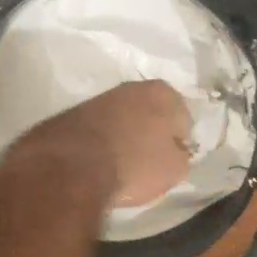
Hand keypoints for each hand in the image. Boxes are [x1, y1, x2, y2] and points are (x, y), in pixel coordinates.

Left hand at [8, 80, 191, 206]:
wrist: (73, 165)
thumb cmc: (135, 164)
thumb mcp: (174, 169)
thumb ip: (182, 156)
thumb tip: (176, 151)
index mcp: (163, 93)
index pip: (183, 119)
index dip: (180, 142)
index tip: (172, 159)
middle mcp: (133, 86)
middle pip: (152, 114)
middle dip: (153, 133)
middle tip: (150, 160)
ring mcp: (102, 97)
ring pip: (126, 119)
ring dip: (128, 135)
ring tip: (125, 162)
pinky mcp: (77, 112)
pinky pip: (102, 128)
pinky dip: (105, 140)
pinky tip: (103, 159)